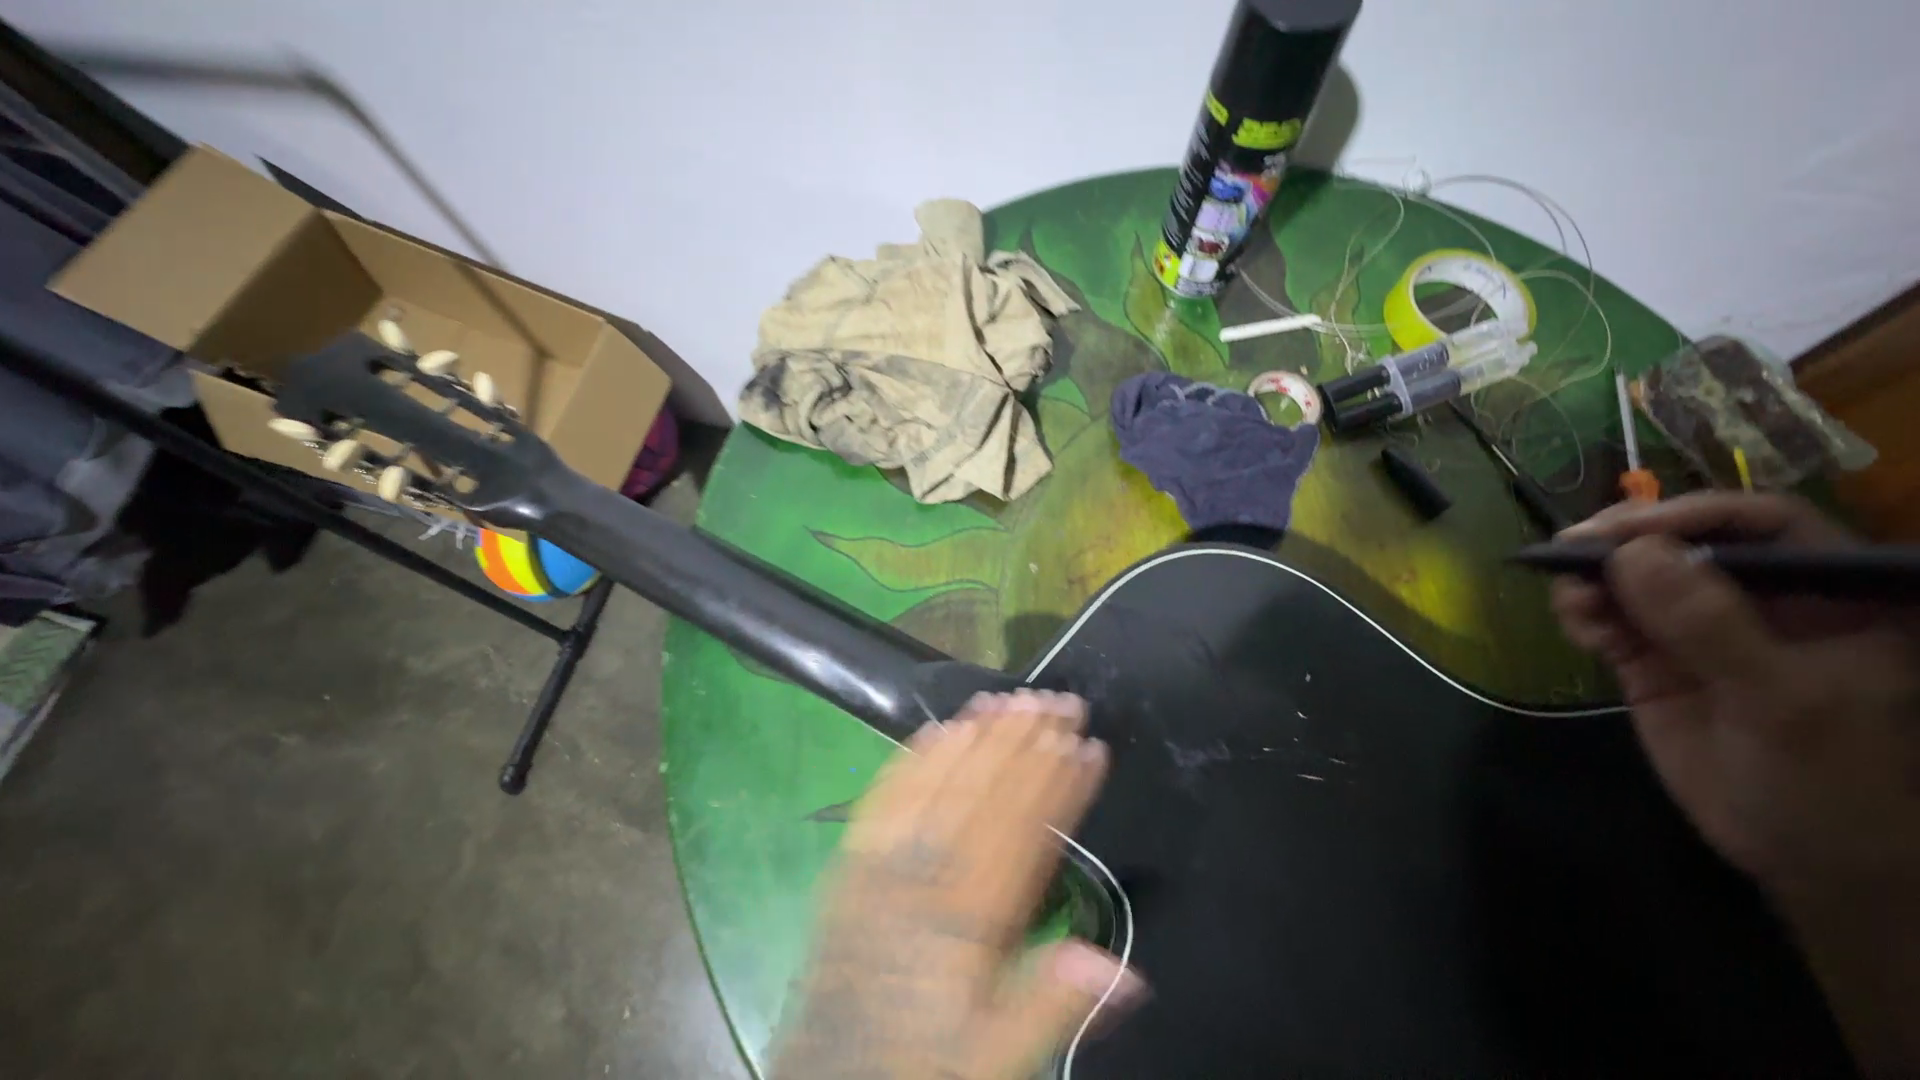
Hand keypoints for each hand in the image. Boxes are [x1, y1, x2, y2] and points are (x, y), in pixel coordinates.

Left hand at [771, 690, 1145, 1079]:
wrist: (829, 1078)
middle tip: (1059, 701)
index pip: (1025, 833)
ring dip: (975, 738)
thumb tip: (1122, 967)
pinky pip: (883, 800)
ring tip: (1008, 698)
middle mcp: (925, 877)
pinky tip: (935, 730)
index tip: (1089, 745)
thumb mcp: (994, 1056)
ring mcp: (882, 864)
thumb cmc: (921, 1062)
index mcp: (967, 921)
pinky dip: (912, 761)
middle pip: (983, 795)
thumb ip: (1052, 1007)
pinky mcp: (850, 864)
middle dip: (1025, 743)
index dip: (1061, 786)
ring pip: (937, 786)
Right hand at [1551, 493, 1919, 1071]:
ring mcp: (1700, 629)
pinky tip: (1576, 623)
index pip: (1762, 524)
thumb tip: (1633, 554)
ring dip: (1595, 577)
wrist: (1808, 858)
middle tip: (1572, 548)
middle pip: (1685, 542)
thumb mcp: (1781, 699)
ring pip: (1636, 577)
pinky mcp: (1653, 659)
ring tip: (1571, 598)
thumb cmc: (1831, 779)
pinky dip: (1584, 611)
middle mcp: (1762, 599)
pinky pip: (1610, 618)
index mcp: (1828, 593)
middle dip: (1627, 542)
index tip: (1628, 531)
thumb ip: (1710, 625)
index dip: (1694, 515)